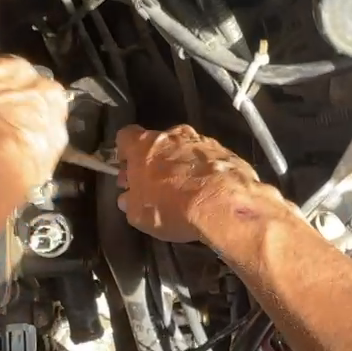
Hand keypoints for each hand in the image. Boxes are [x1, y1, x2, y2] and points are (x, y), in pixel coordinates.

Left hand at [0, 43, 69, 192]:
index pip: (42, 93)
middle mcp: (20, 71)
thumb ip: (44, 133)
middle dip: (0, 84)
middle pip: (10, 69)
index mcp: (50, 94)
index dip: (27, 104)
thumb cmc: (19, 165)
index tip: (18, 118)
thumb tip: (37, 135)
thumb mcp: (47, 154)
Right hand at [114, 125, 280, 243]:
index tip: (128, 171)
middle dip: (153, 161)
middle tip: (156, 186)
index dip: (125, 154)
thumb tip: (129, 197)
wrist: (225, 207)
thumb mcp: (139, 215)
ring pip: (184, 149)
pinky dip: (204, 171)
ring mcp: (202, 140)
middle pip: (156, 143)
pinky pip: (208, 159)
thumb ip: (131, 201)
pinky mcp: (226, 151)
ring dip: (180, 165)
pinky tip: (208, 191)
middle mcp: (172, 135)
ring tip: (186, 191)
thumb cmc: (172, 208)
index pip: (125, 137)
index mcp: (144, 145)